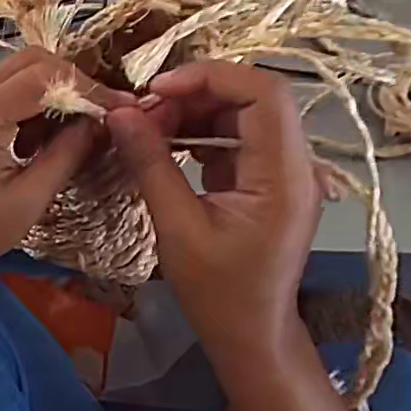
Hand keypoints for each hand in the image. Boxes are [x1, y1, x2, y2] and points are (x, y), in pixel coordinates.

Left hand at [0, 48, 132, 307]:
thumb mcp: (31, 199)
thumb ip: (67, 154)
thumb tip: (99, 122)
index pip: (41, 77)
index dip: (85, 87)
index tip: (117, 105)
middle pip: (29, 61)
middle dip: (71, 81)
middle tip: (97, 112)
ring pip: (18, 72)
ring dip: (51, 92)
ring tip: (68, 132)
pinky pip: (6, 91)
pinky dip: (32, 104)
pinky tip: (38, 141)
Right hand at [106, 62, 323, 360]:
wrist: (249, 333)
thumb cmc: (217, 292)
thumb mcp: (176, 228)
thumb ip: (150, 164)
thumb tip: (118, 113)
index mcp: (283, 175)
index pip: (263, 93)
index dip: (209, 76)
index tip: (156, 90)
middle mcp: (292, 163)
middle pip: (249, 97)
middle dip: (192, 94)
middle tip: (141, 114)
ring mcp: (279, 169)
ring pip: (237, 113)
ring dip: (189, 112)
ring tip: (144, 129)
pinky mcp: (262, 178)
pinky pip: (230, 136)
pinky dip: (194, 132)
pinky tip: (162, 143)